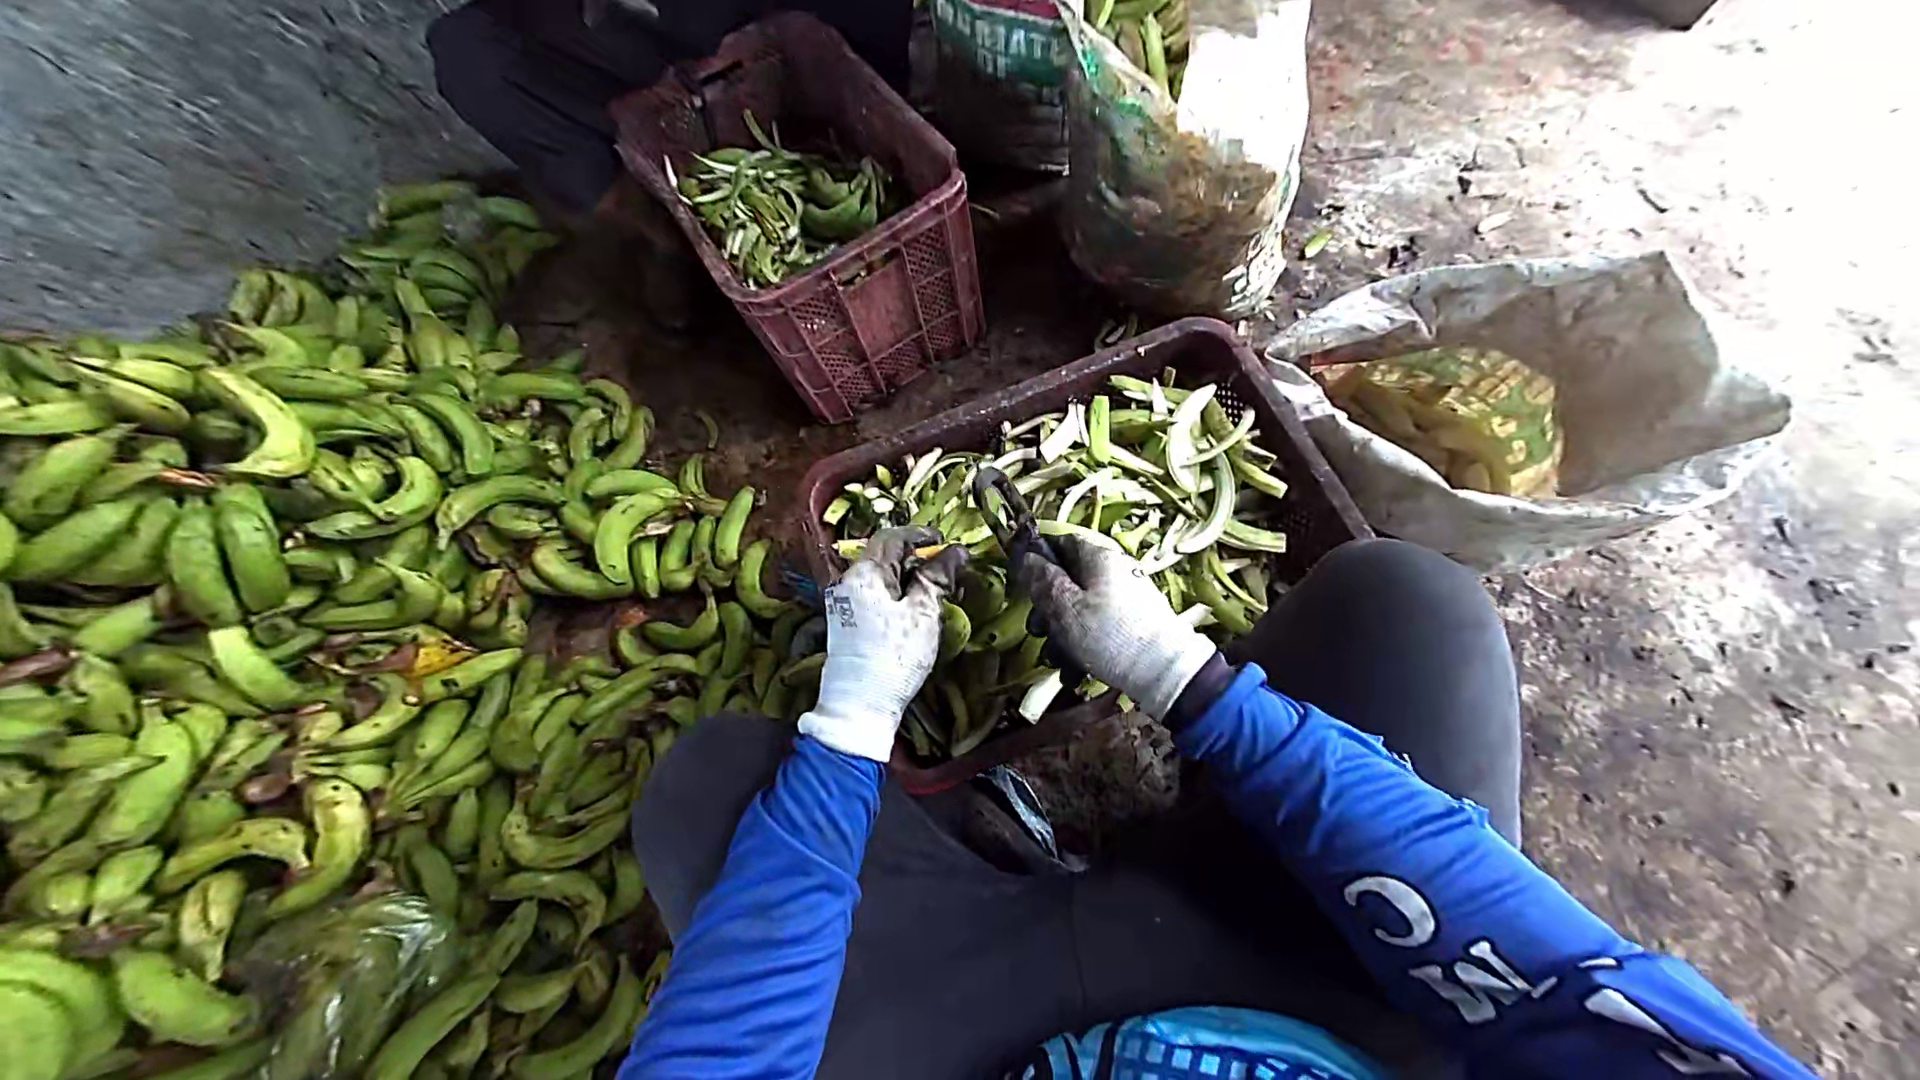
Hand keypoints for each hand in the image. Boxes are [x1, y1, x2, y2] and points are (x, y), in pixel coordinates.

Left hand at [799, 527, 968, 761]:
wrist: (859, 705)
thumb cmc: (893, 657)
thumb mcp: (923, 613)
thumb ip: (938, 578)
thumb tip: (956, 551)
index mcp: (863, 574)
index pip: (891, 537)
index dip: (920, 535)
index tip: (944, 542)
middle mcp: (848, 583)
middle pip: (884, 555)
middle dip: (917, 556)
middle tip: (946, 567)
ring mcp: (846, 603)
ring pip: (882, 576)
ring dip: (909, 576)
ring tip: (936, 588)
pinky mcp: (849, 622)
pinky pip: (876, 595)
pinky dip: (898, 593)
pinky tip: (917, 607)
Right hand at [1016, 534, 1217, 719]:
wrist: (1164, 671)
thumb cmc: (1108, 634)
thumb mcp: (1064, 606)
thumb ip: (1042, 580)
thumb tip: (1027, 557)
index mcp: (1098, 557)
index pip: (1061, 543)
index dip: (1038, 560)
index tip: (1024, 585)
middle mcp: (1114, 571)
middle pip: (1069, 579)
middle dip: (1047, 608)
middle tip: (1037, 631)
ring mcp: (1126, 598)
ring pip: (1081, 607)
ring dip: (1062, 633)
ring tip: (1057, 660)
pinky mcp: (1134, 624)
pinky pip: (1099, 626)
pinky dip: (1083, 644)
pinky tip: (1075, 669)